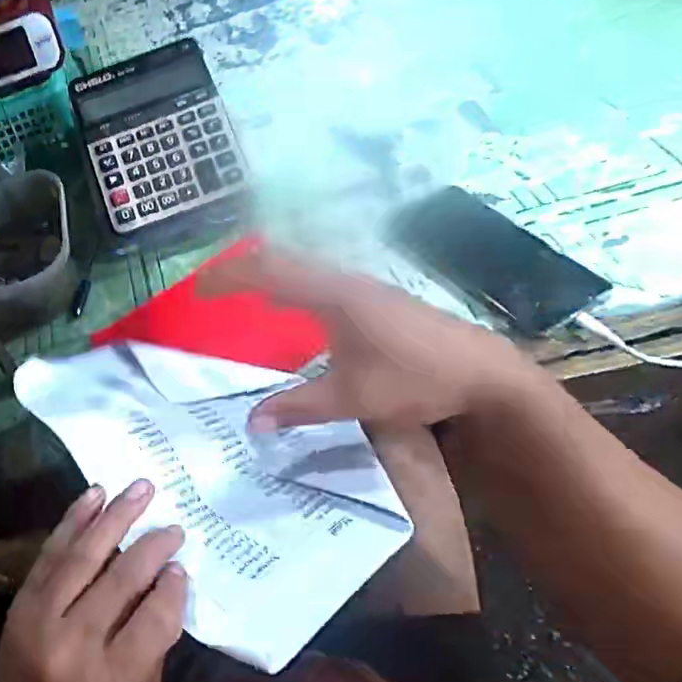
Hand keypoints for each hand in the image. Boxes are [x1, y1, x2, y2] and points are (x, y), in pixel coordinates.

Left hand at [0, 480, 187, 681]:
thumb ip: (155, 645)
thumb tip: (170, 580)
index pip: (153, 620)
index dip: (172, 587)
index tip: (182, 566)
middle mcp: (71, 650)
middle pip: (120, 580)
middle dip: (152, 546)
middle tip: (173, 527)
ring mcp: (37, 623)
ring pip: (84, 556)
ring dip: (115, 517)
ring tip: (141, 489)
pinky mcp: (19, 606)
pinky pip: (51, 554)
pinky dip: (74, 521)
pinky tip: (95, 497)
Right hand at [197, 247, 542, 430]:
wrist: (483, 372)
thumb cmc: (415, 379)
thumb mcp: (351, 399)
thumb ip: (297, 407)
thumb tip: (251, 422)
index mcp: (333, 295)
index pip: (268, 272)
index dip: (228, 277)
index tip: (198, 289)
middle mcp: (346, 281)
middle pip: (283, 259)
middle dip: (243, 269)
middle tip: (214, 289)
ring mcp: (365, 287)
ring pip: (305, 268)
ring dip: (270, 275)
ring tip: (244, 294)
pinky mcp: (377, 298)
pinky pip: (320, 281)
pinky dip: (293, 286)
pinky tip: (294, 310)